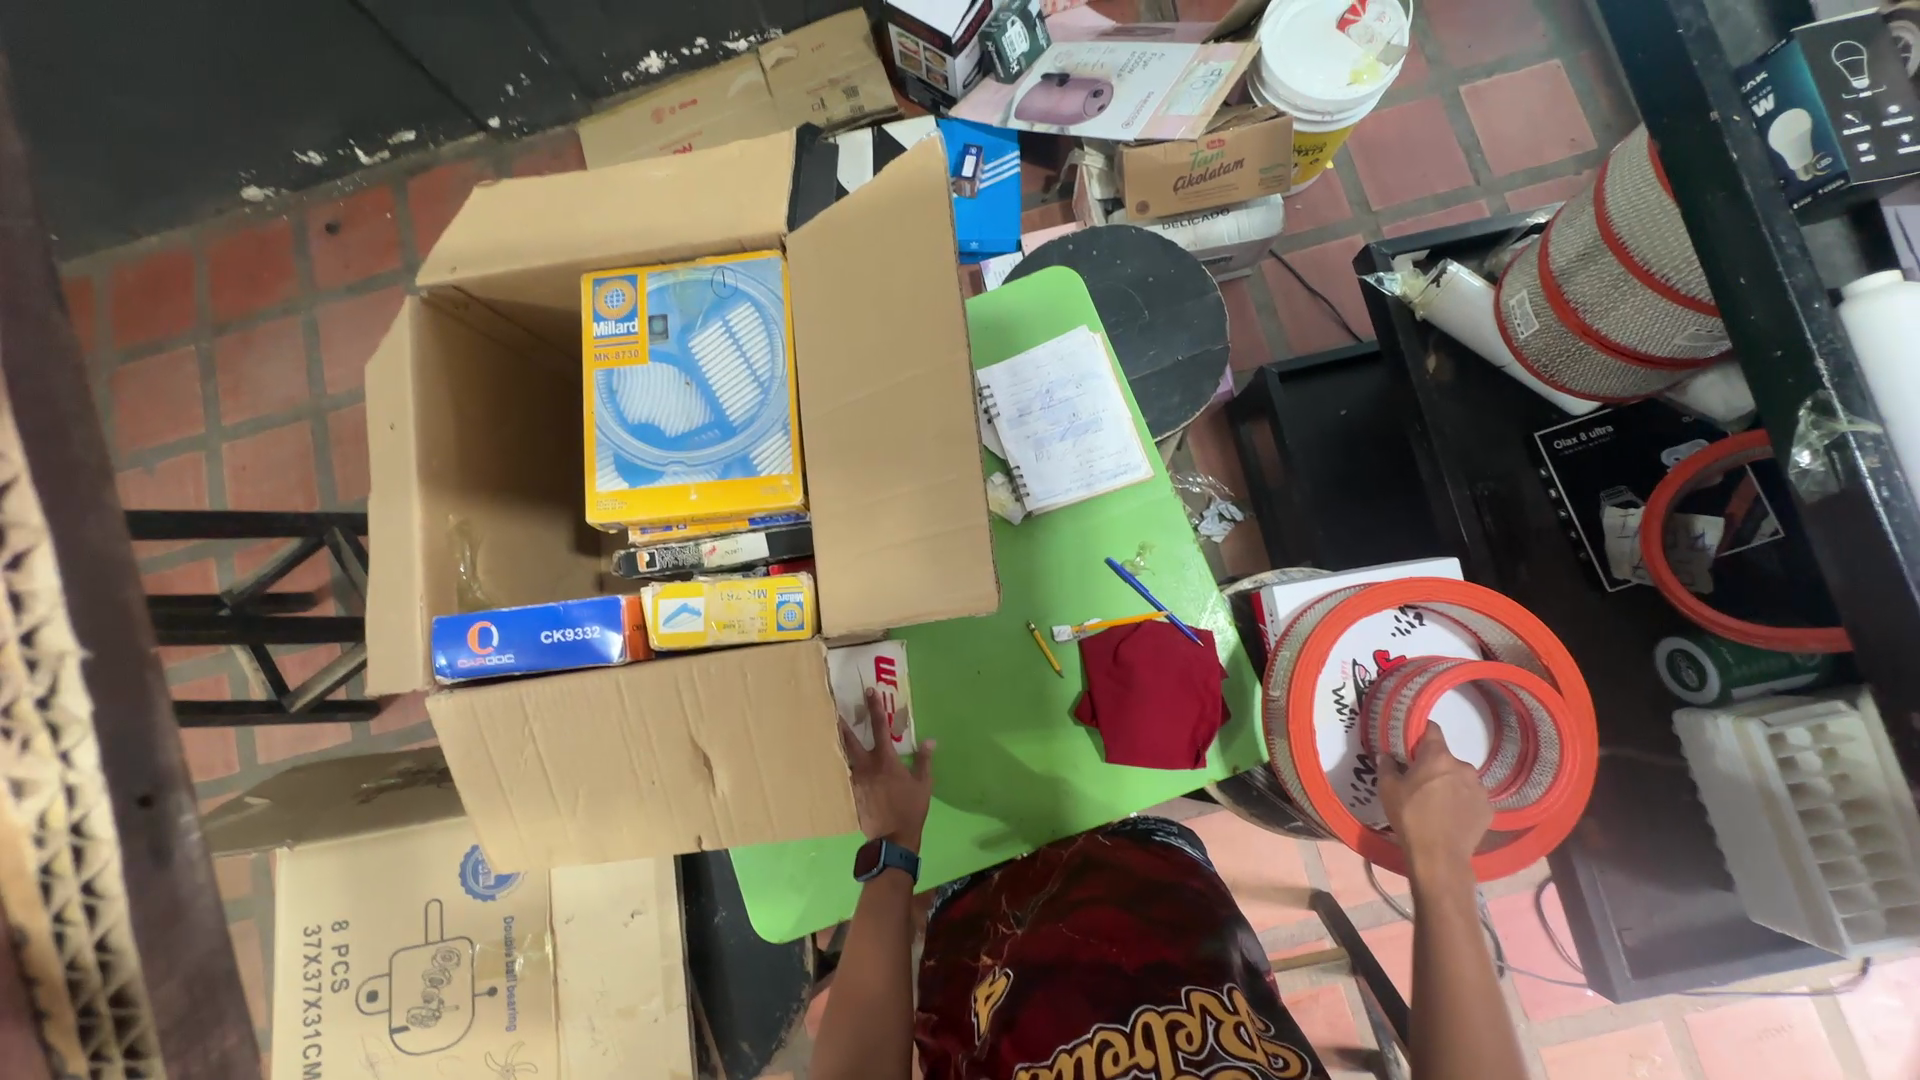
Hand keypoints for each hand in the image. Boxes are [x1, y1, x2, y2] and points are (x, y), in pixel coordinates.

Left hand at [839, 690, 935, 850]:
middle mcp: (866, 766)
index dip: (875, 708)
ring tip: (834, 734)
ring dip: (841, 744)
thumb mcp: (923, 784)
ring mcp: (856, 781)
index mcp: (886, 760)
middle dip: (843, 724)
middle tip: (834, 710)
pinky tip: (842, 764)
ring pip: (845, 757)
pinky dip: (844, 766)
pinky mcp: (851, 794)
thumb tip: (931, 740)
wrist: (892, 838)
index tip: (870, 692)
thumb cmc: (910, 809)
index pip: (880, 727)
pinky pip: (846, 775)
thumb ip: (924, 760)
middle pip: (850, 740)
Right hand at [1379, 725, 1490, 875]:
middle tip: (1420, 781)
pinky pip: (1472, 797)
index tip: (1411, 742)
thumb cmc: (1410, 816)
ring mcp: (1480, 788)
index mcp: (1437, 757)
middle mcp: (1463, 767)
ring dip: (1450, 783)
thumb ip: (1387, 766)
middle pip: (1446, 758)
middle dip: (1434, 765)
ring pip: (1461, 778)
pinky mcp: (1489, 808)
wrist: (1439, 855)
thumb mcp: (1387, 789)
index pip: (1432, 729)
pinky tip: (1451, 815)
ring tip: (1437, 801)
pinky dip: (1462, 800)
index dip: (1421, 732)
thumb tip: (1387, 755)